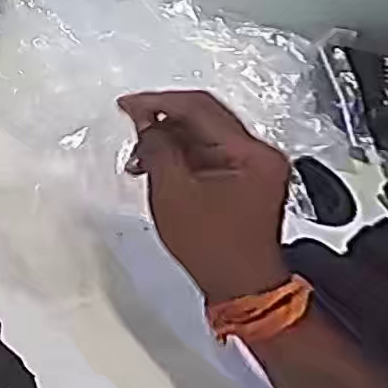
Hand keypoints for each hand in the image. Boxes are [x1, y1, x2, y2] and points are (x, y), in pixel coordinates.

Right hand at [119, 90, 290, 303]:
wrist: (239, 285)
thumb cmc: (213, 246)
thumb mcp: (172, 189)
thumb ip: (157, 147)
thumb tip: (146, 121)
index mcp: (250, 154)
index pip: (198, 108)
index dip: (156, 102)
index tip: (128, 105)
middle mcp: (259, 155)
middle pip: (203, 114)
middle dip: (161, 114)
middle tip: (131, 117)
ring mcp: (253, 165)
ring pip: (201, 130)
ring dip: (167, 134)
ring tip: (141, 151)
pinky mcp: (243, 176)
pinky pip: (205, 147)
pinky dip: (177, 149)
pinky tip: (156, 161)